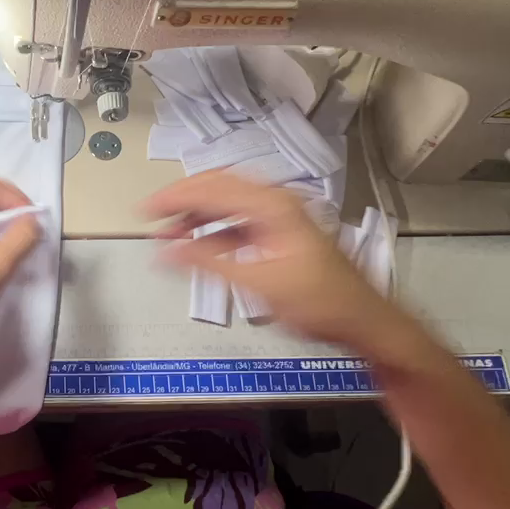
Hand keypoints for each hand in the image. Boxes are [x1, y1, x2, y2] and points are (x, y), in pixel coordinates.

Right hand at [144, 171, 428, 359]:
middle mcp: (275, 202)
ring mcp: (278, 216)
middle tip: (151, 217)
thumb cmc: (320, 302)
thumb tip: (166, 251)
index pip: (211, 187)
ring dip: (195, 214)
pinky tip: (195, 243)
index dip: (174, 196)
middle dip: (181, 201)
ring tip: (167, 232)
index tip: (146, 210)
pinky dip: (212, 229)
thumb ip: (208, 262)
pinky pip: (236, 220)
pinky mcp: (277, 233)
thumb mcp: (258, 283)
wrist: (363, 321)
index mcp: (272, 205)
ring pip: (226, 203)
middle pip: (217, 187)